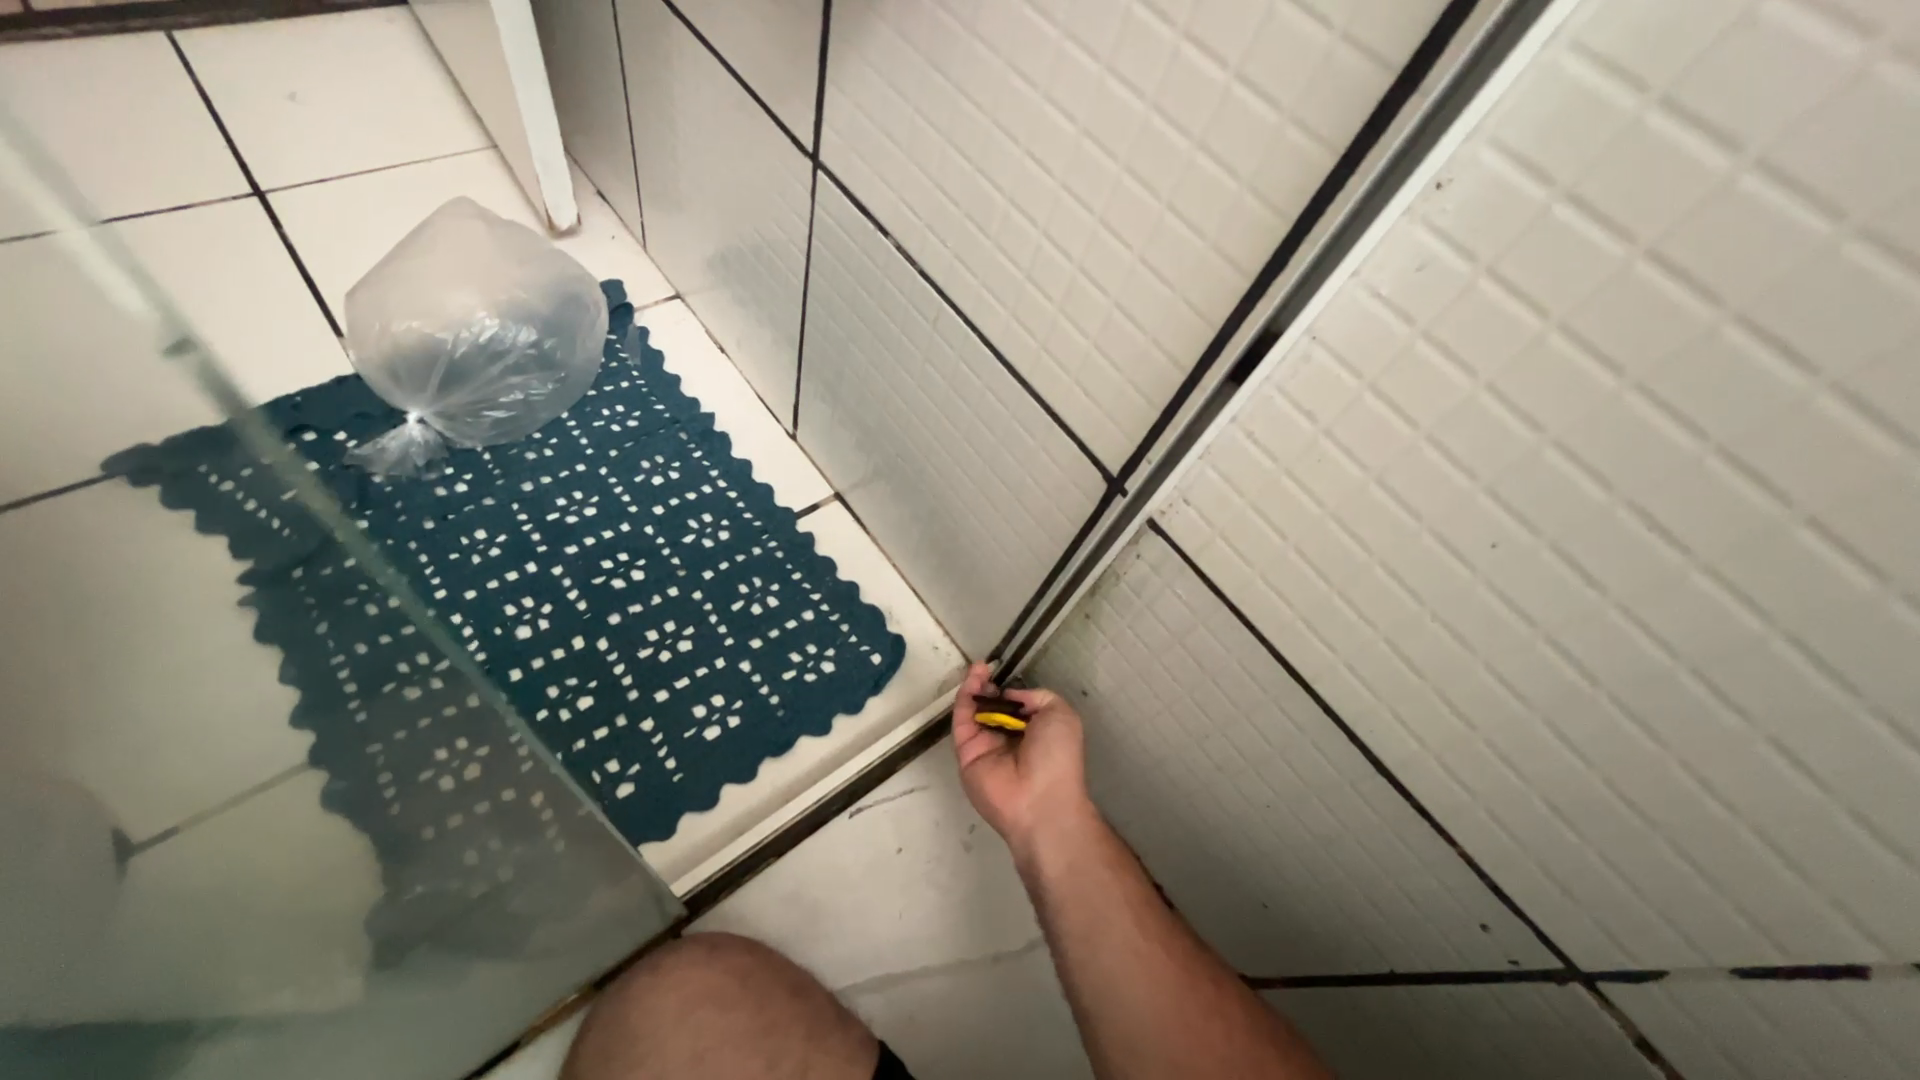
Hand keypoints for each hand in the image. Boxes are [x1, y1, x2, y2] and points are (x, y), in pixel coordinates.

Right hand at [951, 663, 1094, 855]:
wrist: (1039, 798)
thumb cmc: (1057, 756)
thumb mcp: (1061, 714)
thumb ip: (1037, 697)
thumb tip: (1011, 695)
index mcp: (1034, 733)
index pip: (1015, 707)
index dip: (1009, 690)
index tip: (1004, 673)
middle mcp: (1008, 739)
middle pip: (992, 707)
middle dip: (989, 687)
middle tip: (986, 668)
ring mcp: (985, 746)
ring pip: (975, 711)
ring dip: (975, 687)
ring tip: (978, 669)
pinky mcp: (966, 753)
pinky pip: (962, 721)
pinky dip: (964, 699)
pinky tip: (972, 680)